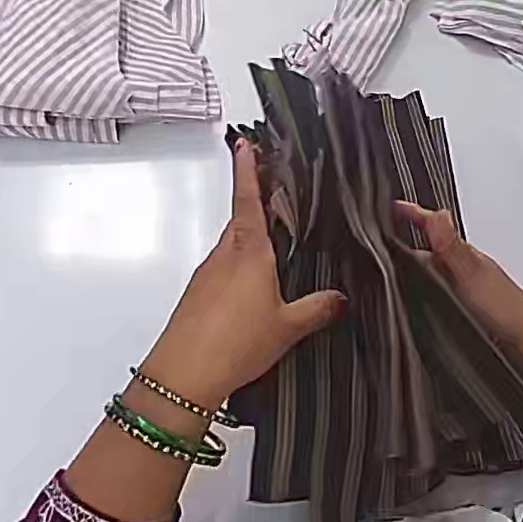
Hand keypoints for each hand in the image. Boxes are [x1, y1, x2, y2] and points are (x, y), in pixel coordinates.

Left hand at [138, 138, 345, 409]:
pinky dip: (239, 261)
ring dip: (249, 233)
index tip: (246, 146)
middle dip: (255, 200)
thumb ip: (317, 308)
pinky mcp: (199, 292)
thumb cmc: (233, 344)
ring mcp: (208, 273)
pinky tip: (254, 283)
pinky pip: (223, 265)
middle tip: (274, 190)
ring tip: (274, 238)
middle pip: (240, 217)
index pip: (247, 200)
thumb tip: (340, 298)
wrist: (182, 375)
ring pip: (232, 241)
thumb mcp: (287, 327)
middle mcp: (224, 255)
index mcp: (249, 252)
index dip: (248, 171)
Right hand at [396, 201, 522, 433]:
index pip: (435, 227)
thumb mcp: (471, 275)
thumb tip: (437, 215)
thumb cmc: (508, 309)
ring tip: (396, 259)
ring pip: (437, 265)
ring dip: (417, 260)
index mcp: (466, 256)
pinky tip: (423, 293)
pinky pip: (442, 285)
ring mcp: (468, 285)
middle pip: (433, 244)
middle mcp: (467, 267)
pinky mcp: (469, 304)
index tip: (394, 207)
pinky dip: (427, 282)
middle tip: (390, 228)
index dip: (414, 215)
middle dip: (411, 235)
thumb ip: (452, 247)